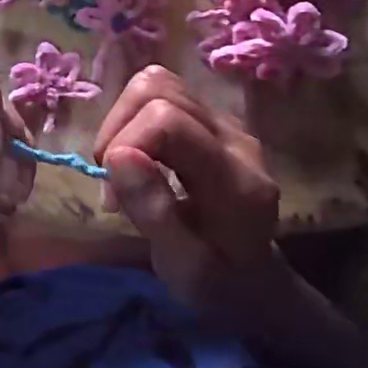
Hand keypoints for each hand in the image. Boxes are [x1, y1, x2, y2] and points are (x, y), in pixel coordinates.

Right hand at [92, 65, 289, 323]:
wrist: (254, 279)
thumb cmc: (218, 284)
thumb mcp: (184, 270)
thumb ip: (154, 213)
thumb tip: (118, 156)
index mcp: (235, 178)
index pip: (168, 121)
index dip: (125, 144)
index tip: (113, 196)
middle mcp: (234, 138)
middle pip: (159, 89)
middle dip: (119, 130)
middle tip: (114, 182)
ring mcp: (224, 123)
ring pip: (157, 83)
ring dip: (123, 121)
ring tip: (121, 166)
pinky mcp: (210, 119)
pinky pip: (161, 94)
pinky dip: (132, 119)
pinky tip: (134, 157)